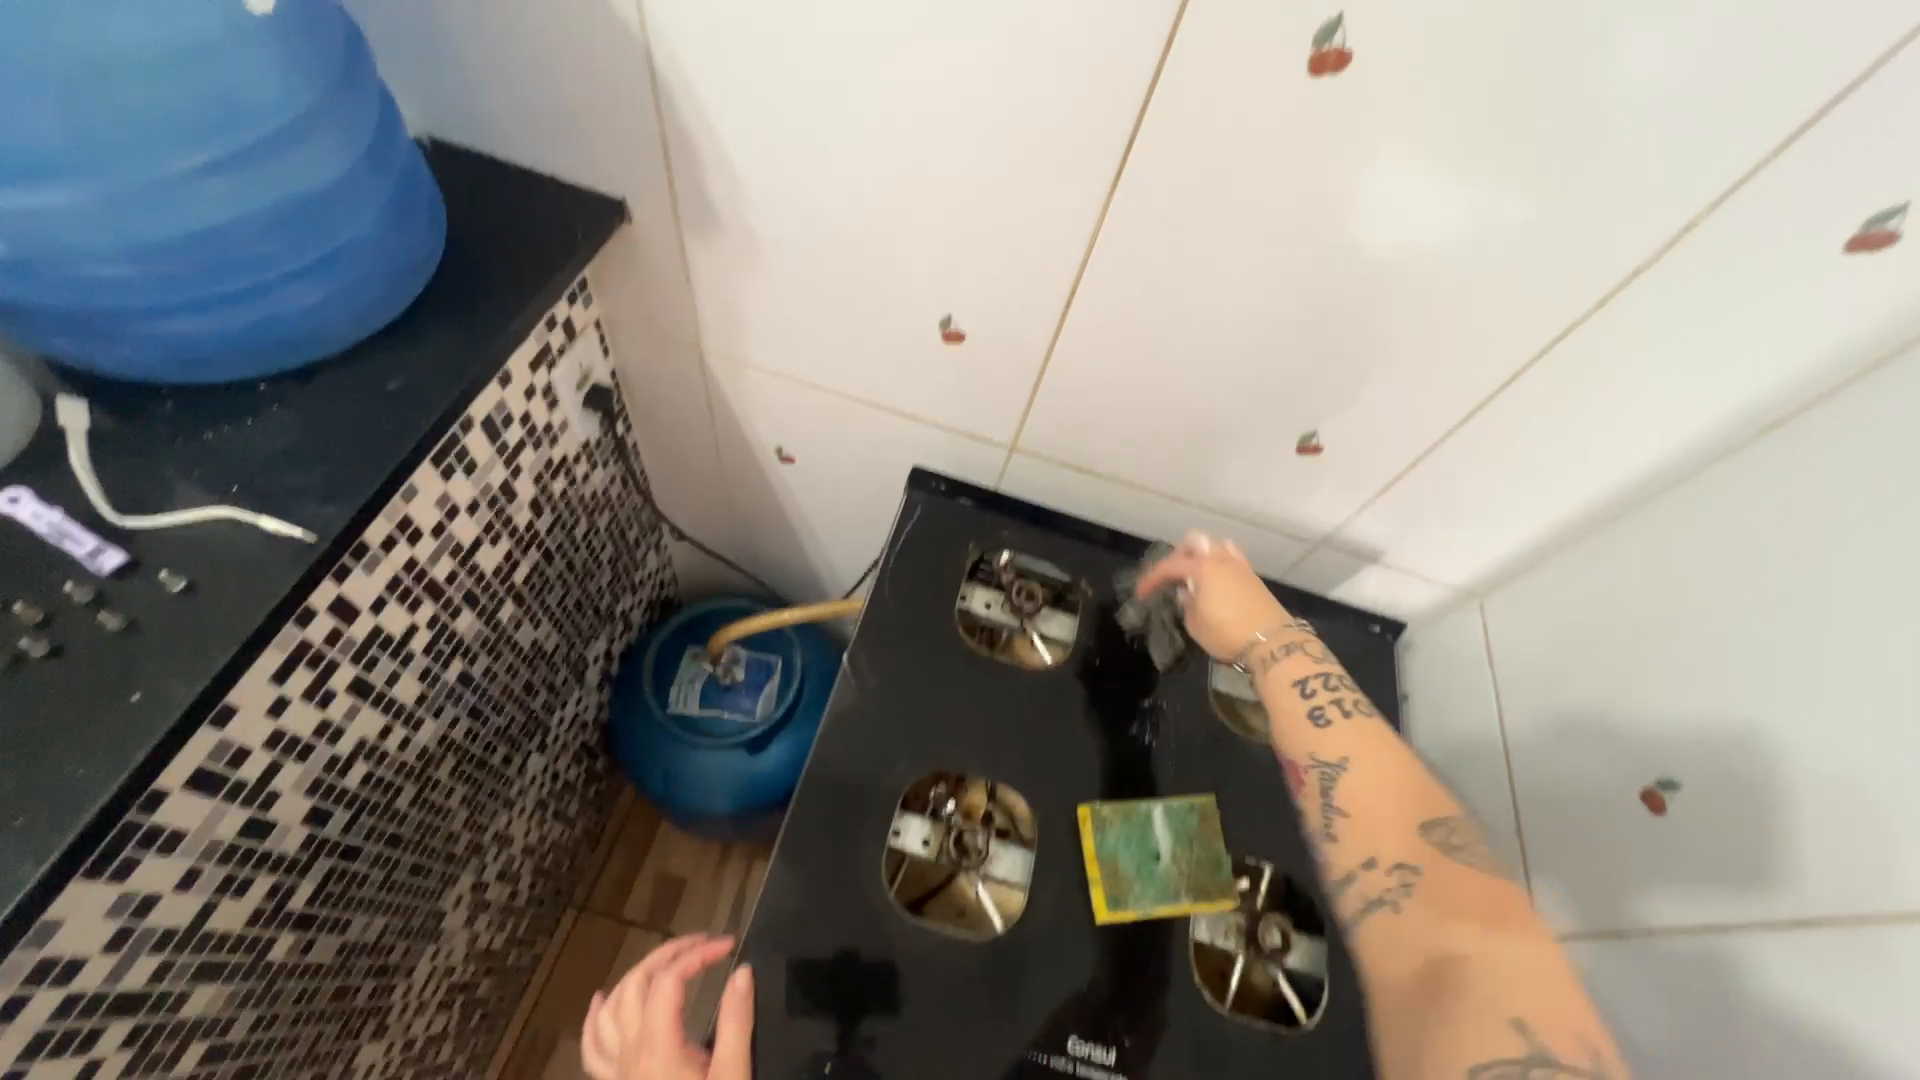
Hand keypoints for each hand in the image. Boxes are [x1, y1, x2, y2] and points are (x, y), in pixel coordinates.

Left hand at [582, 934, 754, 1079]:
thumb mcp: (732, 1075)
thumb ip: (736, 1021)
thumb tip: (741, 971)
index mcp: (658, 1048)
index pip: (670, 980)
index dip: (698, 954)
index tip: (729, 945)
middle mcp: (630, 1055)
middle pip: (636, 984)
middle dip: (669, 954)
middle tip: (704, 944)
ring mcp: (616, 1073)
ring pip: (611, 1010)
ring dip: (637, 976)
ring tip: (665, 960)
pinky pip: (593, 1048)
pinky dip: (596, 1018)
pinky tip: (600, 1000)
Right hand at [1135, 530, 1291, 662]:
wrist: (1272, 642)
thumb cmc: (1226, 633)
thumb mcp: (1195, 624)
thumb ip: (1187, 604)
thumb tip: (1186, 593)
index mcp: (1201, 569)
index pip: (1169, 567)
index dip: (1152, 579)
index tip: (1142, 594)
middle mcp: (1220, 560)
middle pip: (1195, 540)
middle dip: (1179, 554)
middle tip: (1172, 575)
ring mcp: (1240, 565)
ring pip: (1217, 544)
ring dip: (1203, 553)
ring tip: (1196, 573)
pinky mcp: (1253, 576)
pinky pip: (1232, 557)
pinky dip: (1219, 562)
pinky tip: (1216, 580)